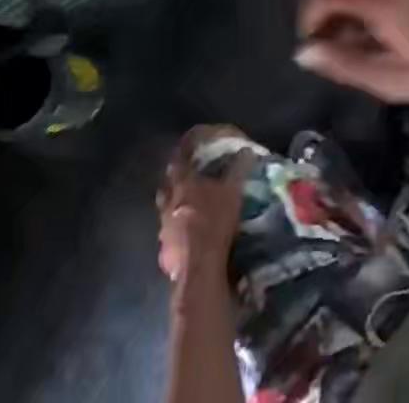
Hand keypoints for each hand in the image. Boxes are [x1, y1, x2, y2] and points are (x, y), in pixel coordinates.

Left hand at [158, 125, 257, 289]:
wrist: (199, 264)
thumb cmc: (216, 220)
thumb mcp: (233, 190)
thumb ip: (238, 169)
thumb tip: (245, 150)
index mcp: (182, 185)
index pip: (178, 161)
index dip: (182, 151)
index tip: (188, 145)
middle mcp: (167, 203)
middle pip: (166, 186)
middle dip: (175, 180)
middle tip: (188, 177)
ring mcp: (163, 226)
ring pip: (166, 209)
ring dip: (175, 204)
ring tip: (189, 205)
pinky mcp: (164, 247)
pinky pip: (169, 230)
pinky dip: (177, 225)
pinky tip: (188, 230)